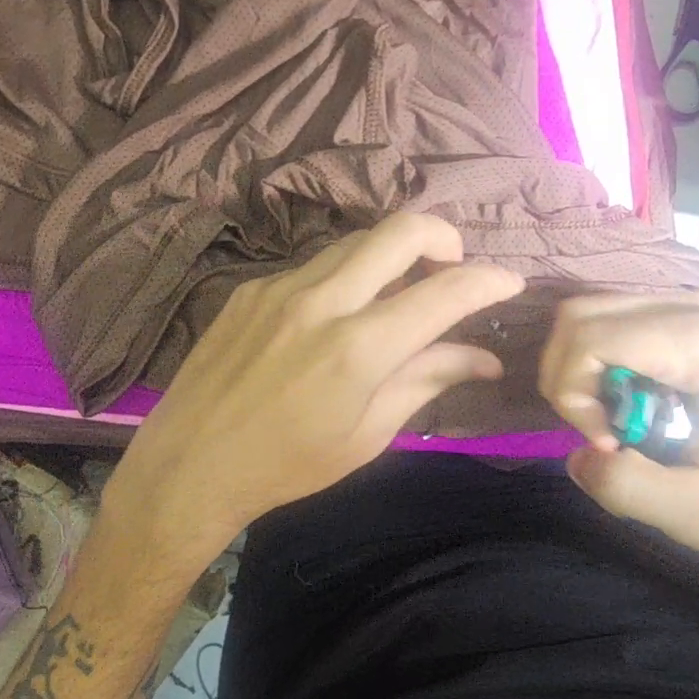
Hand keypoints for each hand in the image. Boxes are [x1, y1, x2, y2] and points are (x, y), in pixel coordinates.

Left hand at [105, 212, 525, 559]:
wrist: (189, 466)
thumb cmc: (287, 466)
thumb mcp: (367, 435)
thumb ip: (426, 381)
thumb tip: (483, 357)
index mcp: (357, 348)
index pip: (443, 292)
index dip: (488, 281)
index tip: (509, 283)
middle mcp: (321, 301)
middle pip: (399, 232)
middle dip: (443, 237)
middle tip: (454, 266)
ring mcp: (279, 288)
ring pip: (354, 242)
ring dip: (390, 255)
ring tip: (399, 293)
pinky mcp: (250, 289)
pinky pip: (313, 266)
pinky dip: (343, 278)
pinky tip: (338, 315)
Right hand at [537, 293, 698, 556]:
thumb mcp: (696, 514)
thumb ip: (625, 486)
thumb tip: (579, 454)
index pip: (591, 339)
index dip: (574, 394)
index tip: (606, 445)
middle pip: (582, 316)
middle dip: (570, 378)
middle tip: (599, 432)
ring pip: (592, 314)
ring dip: (581, 371)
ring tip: (612, 420)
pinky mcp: (695, 313)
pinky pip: (615, 321)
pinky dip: (599, 362)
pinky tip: (627, 402)